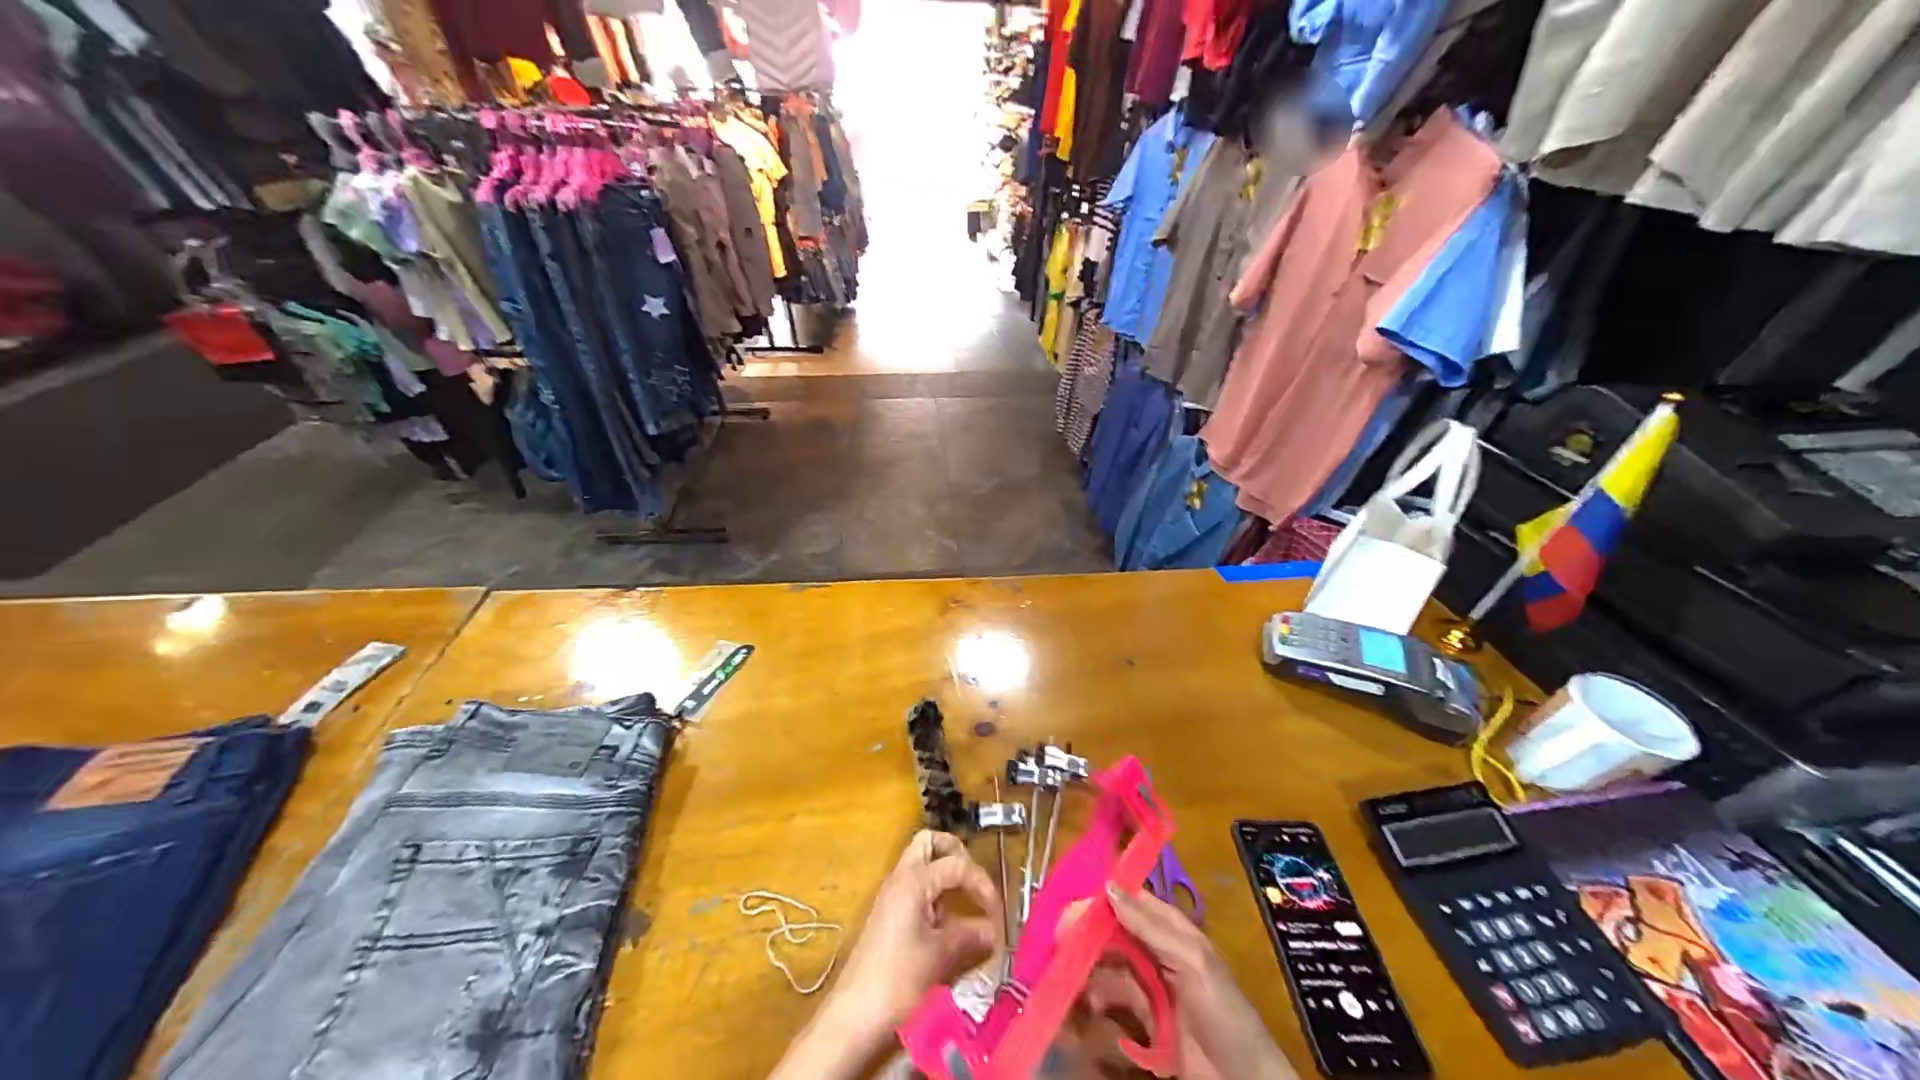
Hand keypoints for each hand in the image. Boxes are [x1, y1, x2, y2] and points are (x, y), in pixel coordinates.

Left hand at [769, 831, 1003, 1079]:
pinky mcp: (889, 915)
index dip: (981, 883)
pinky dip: (935, 896)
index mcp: (913, 881)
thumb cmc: (897, 980)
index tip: (997, 912)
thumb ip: (970, 935)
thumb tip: (993, 930)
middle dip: (957, 855)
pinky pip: (916, 888)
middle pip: (930, 844)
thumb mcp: (940, 956)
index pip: (956, 863)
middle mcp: (900, 879)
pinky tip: (947, 927)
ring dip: (946, 876)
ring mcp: (892, 896)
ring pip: (922, 865)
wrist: (854, 1015)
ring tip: (965, 907)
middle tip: (975, 883)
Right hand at [1086, 883, 1298, 1079]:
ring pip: (1110, 966)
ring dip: (1088, 969)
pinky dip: (1095, 1000)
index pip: (1132, 902)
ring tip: (1065, 977)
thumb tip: (1108, 888)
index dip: (1101, 900)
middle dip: (1088, 935)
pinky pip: (1114, 1001)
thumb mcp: (1192, 962)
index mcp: (1174, 932)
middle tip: (1058, 943)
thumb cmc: (1224, 1015)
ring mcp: (1152, 987)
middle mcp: (1160, 953)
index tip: (1069, 907)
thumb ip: (1150, 927)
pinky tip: (1083, 1006)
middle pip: (1116, 933)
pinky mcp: (1145, 1021)